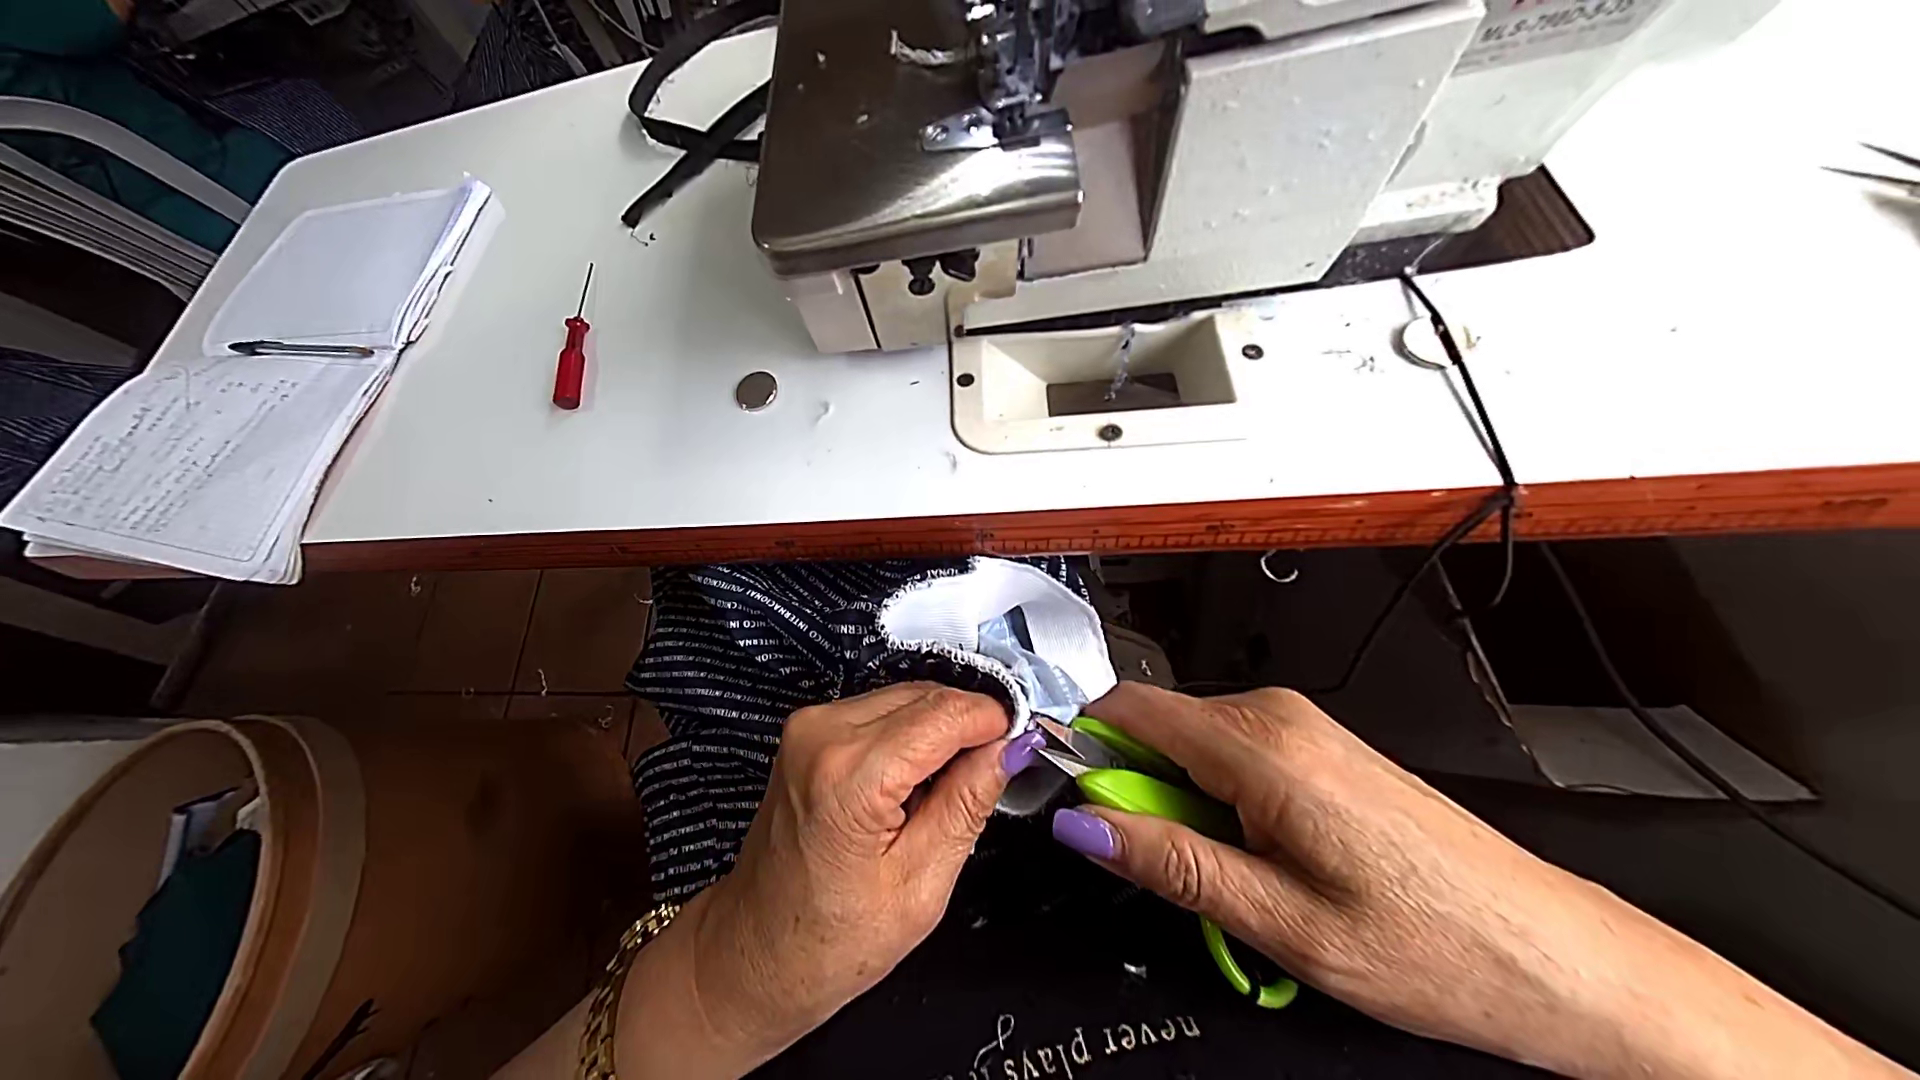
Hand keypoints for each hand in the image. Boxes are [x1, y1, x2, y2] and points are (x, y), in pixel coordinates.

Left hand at [620, 683, 1017, 1076]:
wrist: (753, 950)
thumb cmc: (828, 940)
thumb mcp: (920, 886)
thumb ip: (968, 803)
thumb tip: (1008, 747)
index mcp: (849, 777)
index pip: (945, 713)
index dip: (992, 723)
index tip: (1018, 743)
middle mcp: (822, 734)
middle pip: (928, 696)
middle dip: (969, 725)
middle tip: (992, 769)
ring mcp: (810, 724)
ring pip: (907, 695)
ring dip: (941, 727)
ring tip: (947, 784)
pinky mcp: (809, 727)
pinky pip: (882, 707)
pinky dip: (912, 730)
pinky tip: (914, 776)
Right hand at [1049, 682, 1910, 1079]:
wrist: (1563, 956)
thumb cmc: (1435, 946)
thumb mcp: (1280, 922)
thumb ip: (1167, 860)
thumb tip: (1081, 823)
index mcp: (1260, 745)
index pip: (1126, 709)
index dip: (1084, 746)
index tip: (1076, 802)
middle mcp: (1275, 714)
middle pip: (1155, 724)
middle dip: (1134, 785)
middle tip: (1164, 866)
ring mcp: (1299, 724)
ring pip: (1189, 741)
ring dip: (1177, 798)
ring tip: (1226, 874)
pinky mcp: (1314, 744)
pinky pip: (1228, 751)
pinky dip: (1214, 795)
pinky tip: (1257, 854)